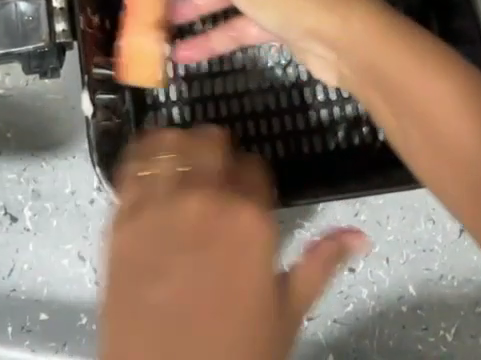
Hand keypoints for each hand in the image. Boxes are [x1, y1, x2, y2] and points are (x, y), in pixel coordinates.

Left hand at [100, 127, 368, 359]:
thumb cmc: (234, 352)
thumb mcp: (285, 313)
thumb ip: (320, 263)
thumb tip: (358, 235)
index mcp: (251, 220)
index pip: (254, 165)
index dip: (251, 173)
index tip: (246, 186)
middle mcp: (206, 199)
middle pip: (211, 142)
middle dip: (216, 151)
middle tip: (214, 170)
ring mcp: (160, 205)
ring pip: (171, 143)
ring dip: (179, 145)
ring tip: (181, 159)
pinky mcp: (122, 217)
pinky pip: (131, 165)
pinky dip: (142, 155)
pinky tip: (148, 163)